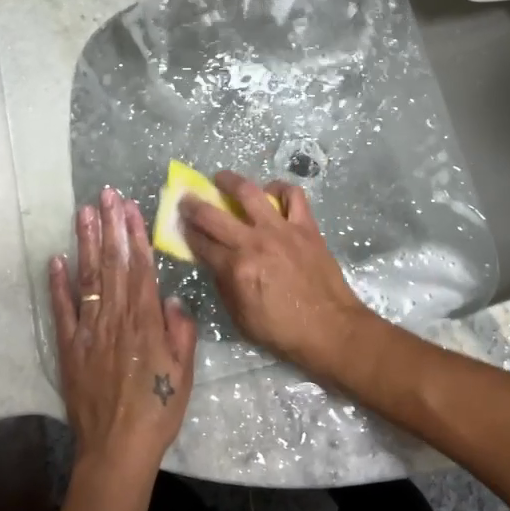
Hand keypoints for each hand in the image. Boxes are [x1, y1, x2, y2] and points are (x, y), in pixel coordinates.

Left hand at [49, 185, 197, 473]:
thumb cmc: (157, 409)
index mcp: (146, 320)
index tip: (131, 206)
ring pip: (89, 277)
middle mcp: (116, 317)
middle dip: (110, 225)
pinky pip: (62, 309)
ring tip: (84, 211)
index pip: (140, 267)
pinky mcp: (68, 346)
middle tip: (107, 193)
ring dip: (86, 242)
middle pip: (113, 263)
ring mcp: (89, 330)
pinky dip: (58, 283)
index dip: (135, 234)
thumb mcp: (183, 372)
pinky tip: (56, 258)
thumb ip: (181, 331)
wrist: (117, 448)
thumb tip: (173, 297)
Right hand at [180, 171, 374, 378]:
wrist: (331, 330)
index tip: (178, 224)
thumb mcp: (241, 319)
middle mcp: (255, 242)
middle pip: (214, 215)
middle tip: (186, 198)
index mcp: (237, 268)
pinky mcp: (306, 225)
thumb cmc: (283, 332)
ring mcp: (281, 229)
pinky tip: (270, 193)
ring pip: (250, 192)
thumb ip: (224, 286)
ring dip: (229, 181)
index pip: (201, 243)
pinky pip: (293, 194)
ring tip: (221, 178)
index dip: (186, 232)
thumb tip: (214, 262)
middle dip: (194, 205)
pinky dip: (279, 189)